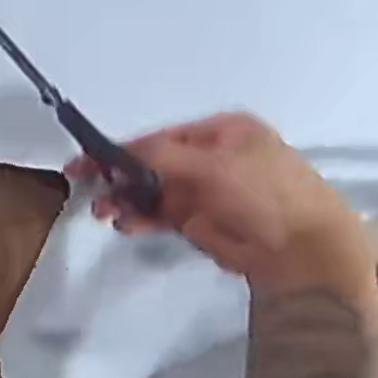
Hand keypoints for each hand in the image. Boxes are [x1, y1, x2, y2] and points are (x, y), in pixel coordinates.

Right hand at [67, 112, 368, 286]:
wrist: (293, 245)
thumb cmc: (263, 193)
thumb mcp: (214, 164)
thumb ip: (163, 156)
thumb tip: (120, 153)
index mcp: (219, 132)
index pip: (158, 138)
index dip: (120, 151)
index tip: (84, 164)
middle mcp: (206, 157)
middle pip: (147, 165)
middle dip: (117, 179)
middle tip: (90, 193)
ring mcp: (197, 190)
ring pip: (146, 191)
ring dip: (122, 201)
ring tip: (104, 214)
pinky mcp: (190, 218)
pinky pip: (153, 214)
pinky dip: (136, 219)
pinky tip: (125, 224)